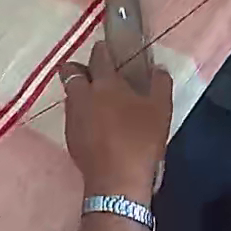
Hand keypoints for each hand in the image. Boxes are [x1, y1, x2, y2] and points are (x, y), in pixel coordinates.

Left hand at [59, 41, 172, 202]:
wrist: (117, 181)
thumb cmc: (141, 141)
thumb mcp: (161, 110)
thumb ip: (160, 84)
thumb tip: (158, 69)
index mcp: (105, 83)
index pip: (98, 56)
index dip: (102, 50)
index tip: (107, 49)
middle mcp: (82, 95)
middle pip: (70, 71)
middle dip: (80, 67)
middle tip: (96, 74)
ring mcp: (73, 117)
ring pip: (70, 94)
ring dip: (81, 92)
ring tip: (98, 101)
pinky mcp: (69, 136)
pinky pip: (73, 116)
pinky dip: (82, 114)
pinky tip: (96, 125)